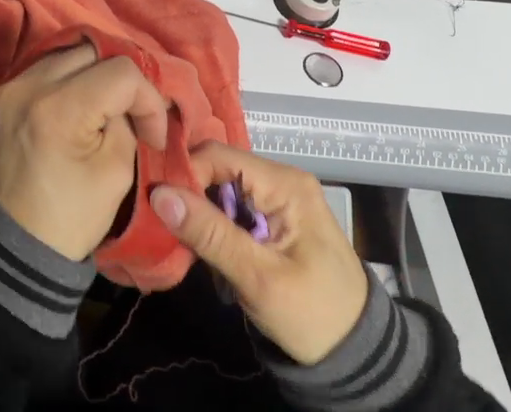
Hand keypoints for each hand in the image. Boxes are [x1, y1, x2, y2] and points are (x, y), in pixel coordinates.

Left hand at [0, 43, 170, 260]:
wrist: (11, 243)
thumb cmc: (69, 216)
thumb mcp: (117, 172)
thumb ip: (127, 124)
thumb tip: (130, 102)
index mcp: (59, 108)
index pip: (121, 72)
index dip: (148, 100)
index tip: (153, 135)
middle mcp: (29, 84)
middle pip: (93, 51)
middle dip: (123, 80)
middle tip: (135, 114)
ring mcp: (11, 85)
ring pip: (68, 53)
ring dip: (96, 73)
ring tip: (110, 107)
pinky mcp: (3, 93)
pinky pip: (46, 67)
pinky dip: (71, 77)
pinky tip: (84, 103)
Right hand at [150, 142, 367, 364]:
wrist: (357, 355)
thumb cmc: (314, 314)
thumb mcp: (259, 277)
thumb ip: (210, 233)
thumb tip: (158, 194)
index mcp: (285, 184)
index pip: (217, 155)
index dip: (183, 173)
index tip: (153, 201)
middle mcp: (280, 180)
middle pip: (217, 168)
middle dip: (186, 192)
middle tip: (156, 221)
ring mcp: (277, 200)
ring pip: (219, 189)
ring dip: (196, 212)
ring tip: (171, 235)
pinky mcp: (271, 220)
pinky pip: (230, 208)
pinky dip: (211, 225)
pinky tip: (195, 245)